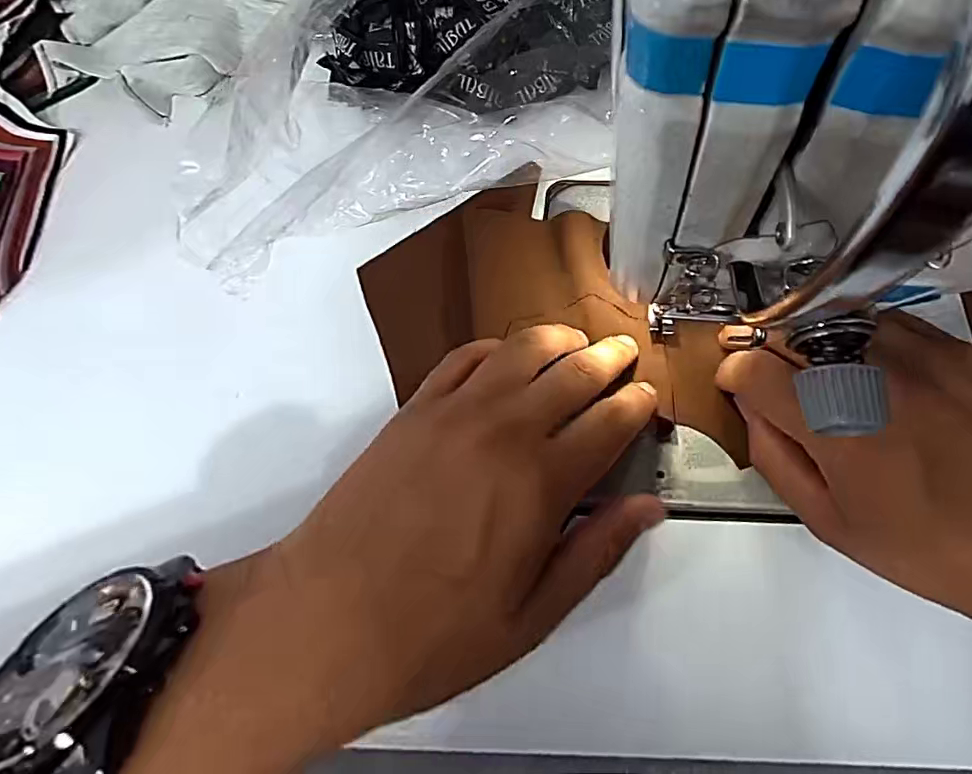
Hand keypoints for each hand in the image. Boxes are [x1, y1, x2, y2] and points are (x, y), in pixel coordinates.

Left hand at [254, 325, 663, 744]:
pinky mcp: (415, 409)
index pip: (609, 422)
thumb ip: (595, 553)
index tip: (647, 396)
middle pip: (575, 372)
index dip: (637, 403)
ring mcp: (456, 413)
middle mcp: (504, 433)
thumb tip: (645, 510)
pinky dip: (497, 346)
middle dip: (610, 356)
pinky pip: (465, 356)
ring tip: (577, 341)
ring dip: (560, 338)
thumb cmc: (430, 633)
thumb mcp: (531, 616)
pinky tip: (508, 354)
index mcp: (540, 484)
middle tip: (624, 352)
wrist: (325, 622)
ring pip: (524, 349)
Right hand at [717, 313, 971, 617]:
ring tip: (832, 382)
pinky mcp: (951, 346)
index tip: (738, 381)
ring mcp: (917, 355)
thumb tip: (752, 413)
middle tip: (774, 379)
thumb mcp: (833, 522)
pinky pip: (884, 323)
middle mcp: (874, 378)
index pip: (752, 365)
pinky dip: (866, 342)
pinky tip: (881, 381)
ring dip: (815, 343)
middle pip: (787, 331)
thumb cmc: (941, 545)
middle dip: (767, 352)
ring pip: (832, 318)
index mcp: (836, 427)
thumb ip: (775, 458)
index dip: (734, 372)